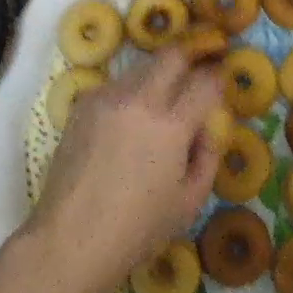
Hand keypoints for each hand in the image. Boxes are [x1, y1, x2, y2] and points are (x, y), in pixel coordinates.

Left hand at [24, 48, 221, 292]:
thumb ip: (208, 156)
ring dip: (158, 78)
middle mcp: (139, 101)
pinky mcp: (83, 106)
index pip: (205, 82)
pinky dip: (129, 95)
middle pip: (172, 55)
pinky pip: (115, 87)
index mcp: (171, 126)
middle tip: (197, 67)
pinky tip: (126, 123)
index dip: (219, 76)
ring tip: (159, 105)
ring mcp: (107, 99)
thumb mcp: (190, 202)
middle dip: (190, 56)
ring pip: (142, 68)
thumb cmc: (137, 229)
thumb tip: (208, 127)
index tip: (222, 77)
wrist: (71, 238)